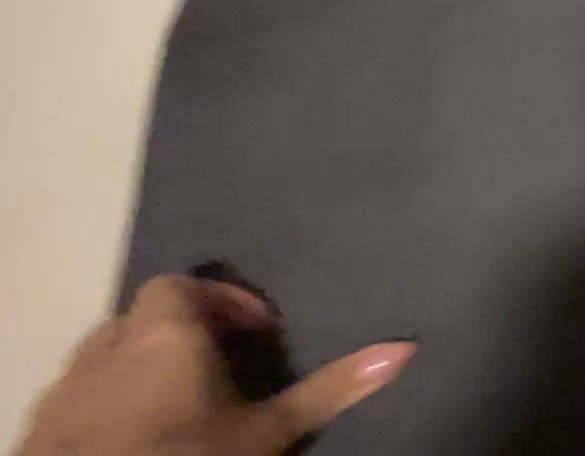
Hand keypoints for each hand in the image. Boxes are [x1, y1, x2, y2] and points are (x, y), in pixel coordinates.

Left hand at [16, 275, 414, 455]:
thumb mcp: (269, 430)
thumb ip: (331, 386)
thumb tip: (407, 347)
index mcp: (161, 339)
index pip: (175, 284)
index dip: (218, 298)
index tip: (255, 331)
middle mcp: (100, 357)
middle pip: (135, 319)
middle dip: (176, 331)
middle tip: (219, 361)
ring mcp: (53, 404)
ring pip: (95, 362)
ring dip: (133, 369)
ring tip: (176, 401)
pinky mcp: (28, 444)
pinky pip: (66, 405)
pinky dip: (98, 407)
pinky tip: (130, 436)